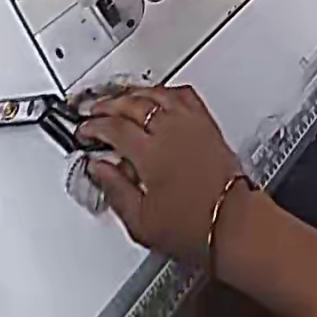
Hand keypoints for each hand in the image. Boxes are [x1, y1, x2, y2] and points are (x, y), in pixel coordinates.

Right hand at [78, 86, 245, 262]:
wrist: (232, 222)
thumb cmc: (193, 227)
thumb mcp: (141, 222)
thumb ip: (115, 190)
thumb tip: (99, 168)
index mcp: (150, 153)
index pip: (114, 128)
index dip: (94, 126)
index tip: (84, 130)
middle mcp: (169, 130)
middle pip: (132, 104)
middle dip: (108, 104)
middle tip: (94, 109)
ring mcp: (189, 121)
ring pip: (155, 93)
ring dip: (133, 92)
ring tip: (120, 97)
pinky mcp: (205, 121)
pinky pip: (182, 93)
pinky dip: (165, 90)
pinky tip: (158, 93)